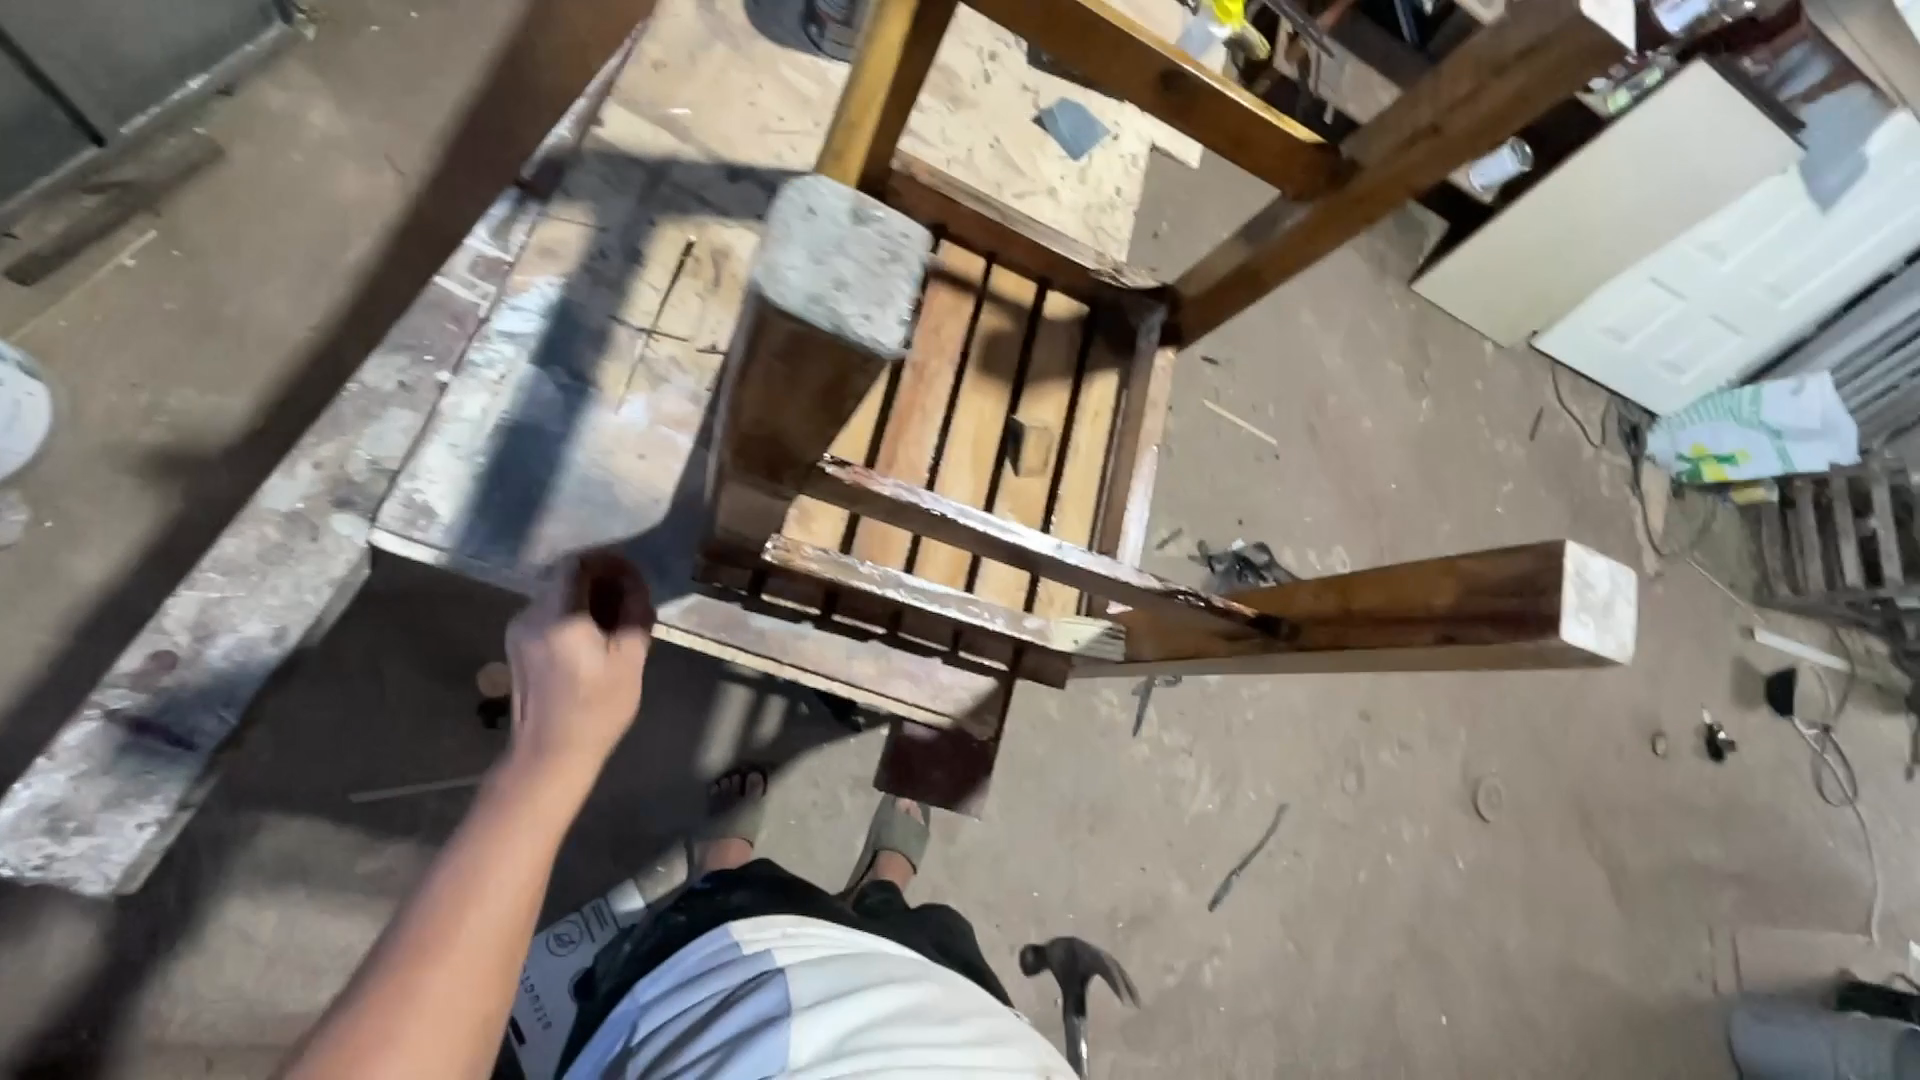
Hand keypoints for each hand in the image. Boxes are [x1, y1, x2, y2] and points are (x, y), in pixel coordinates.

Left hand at [504, 551, 654, 780]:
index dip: (608, 561)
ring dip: (589, 598)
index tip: (633, 576)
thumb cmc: (597, 709)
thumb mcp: (630, 660)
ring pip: (558, 595)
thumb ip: (635, 614)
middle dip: (602, 581)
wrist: (550, 754)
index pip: (577, 563)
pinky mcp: (517, 646)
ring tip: (618, 622)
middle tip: (633, 601)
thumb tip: (635, 586)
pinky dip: (574, 615)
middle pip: (566, 577)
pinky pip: (549, 614)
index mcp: (559, 617)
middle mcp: (531, 616)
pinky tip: (596, 638)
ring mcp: (519, 631)